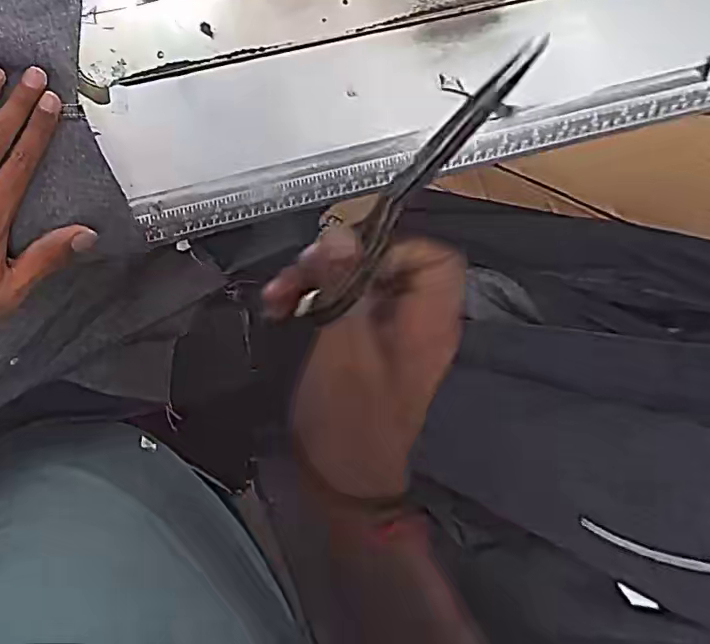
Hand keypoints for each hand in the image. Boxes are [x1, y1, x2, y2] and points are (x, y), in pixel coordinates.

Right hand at [262, 223, 463, 500]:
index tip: (342, 257)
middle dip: (332, 262)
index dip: (389, 246)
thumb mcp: (343, 347)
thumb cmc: (350, 417)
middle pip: (382, 261)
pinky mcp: (360, 337)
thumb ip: (342, 287)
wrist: (341, 476)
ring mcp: (386, 328)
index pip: (432, 257)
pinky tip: (280, 306)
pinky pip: (338, 297)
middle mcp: (413, 319)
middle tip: (295, 275)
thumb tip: (339, 232)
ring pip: (353, 276)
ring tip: (277, 296)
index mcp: (427, 321)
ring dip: (310, 278)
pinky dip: (309, 296)